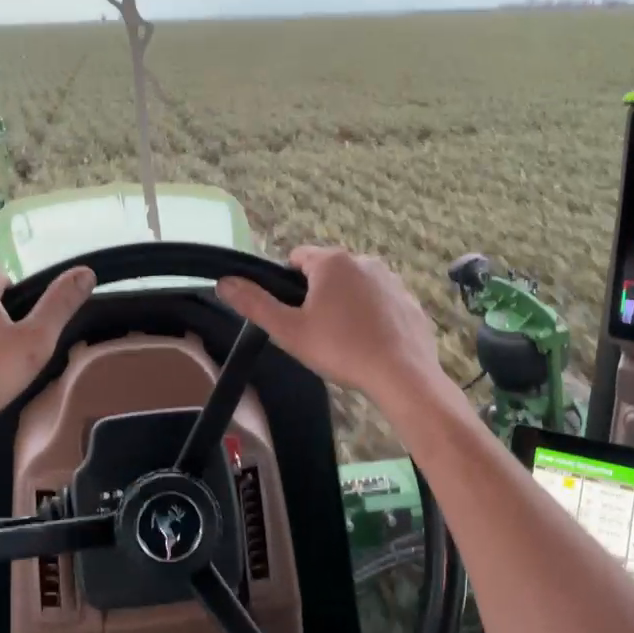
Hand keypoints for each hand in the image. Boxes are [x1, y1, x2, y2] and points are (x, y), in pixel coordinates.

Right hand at [216, 247, 442, 405]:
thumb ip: (254, 304)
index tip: (290, 314)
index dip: (286, 285)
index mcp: (332, 261)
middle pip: (327, 272)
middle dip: (317, 296)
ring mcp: (391, 280)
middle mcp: (364, 260)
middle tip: (314, 333)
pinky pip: (380, 303)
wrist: (402, 375)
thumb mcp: (289, 330)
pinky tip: (369, 345)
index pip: (297, 258)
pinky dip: (371, 317)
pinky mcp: (409, 301)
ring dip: (344, 305)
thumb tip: (224, 281)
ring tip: (343, 342)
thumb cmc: (341, 349)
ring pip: (355, 287)